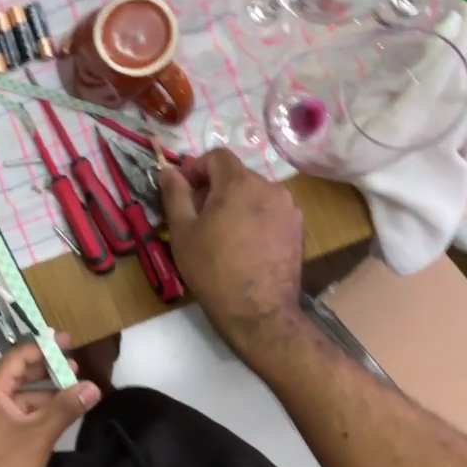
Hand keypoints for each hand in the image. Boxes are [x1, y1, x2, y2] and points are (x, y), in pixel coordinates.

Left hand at [0, 337, 100, 466]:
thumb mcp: (38, 436)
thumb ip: (65, 408)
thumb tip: (94, 385)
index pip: (17, 357)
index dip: (44, 346)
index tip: (69, 341)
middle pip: (17, 374)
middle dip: (46, 369)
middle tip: (77, 364)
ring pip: (19, 397)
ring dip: (45, 392)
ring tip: (75, 389)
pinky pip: (17, 415)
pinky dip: (38, 411)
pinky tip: (60, 415)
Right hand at [158, 149, 304, 350]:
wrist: (257, 310)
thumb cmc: (212, 267)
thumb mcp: (183, 230)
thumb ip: (175, 194)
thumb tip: (168, 171)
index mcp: (239, 183)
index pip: (217, 156)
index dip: (195, 168)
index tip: (181, 191)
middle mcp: (270, 187)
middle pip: (236, 175)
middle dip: (214, 188)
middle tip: (196, 216)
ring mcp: (289, 208)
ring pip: (254, 194)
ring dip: (235, 203)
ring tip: (221, 233)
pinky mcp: (298, 228)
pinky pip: (270, 211)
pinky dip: (254, 218)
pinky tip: (243, 245)